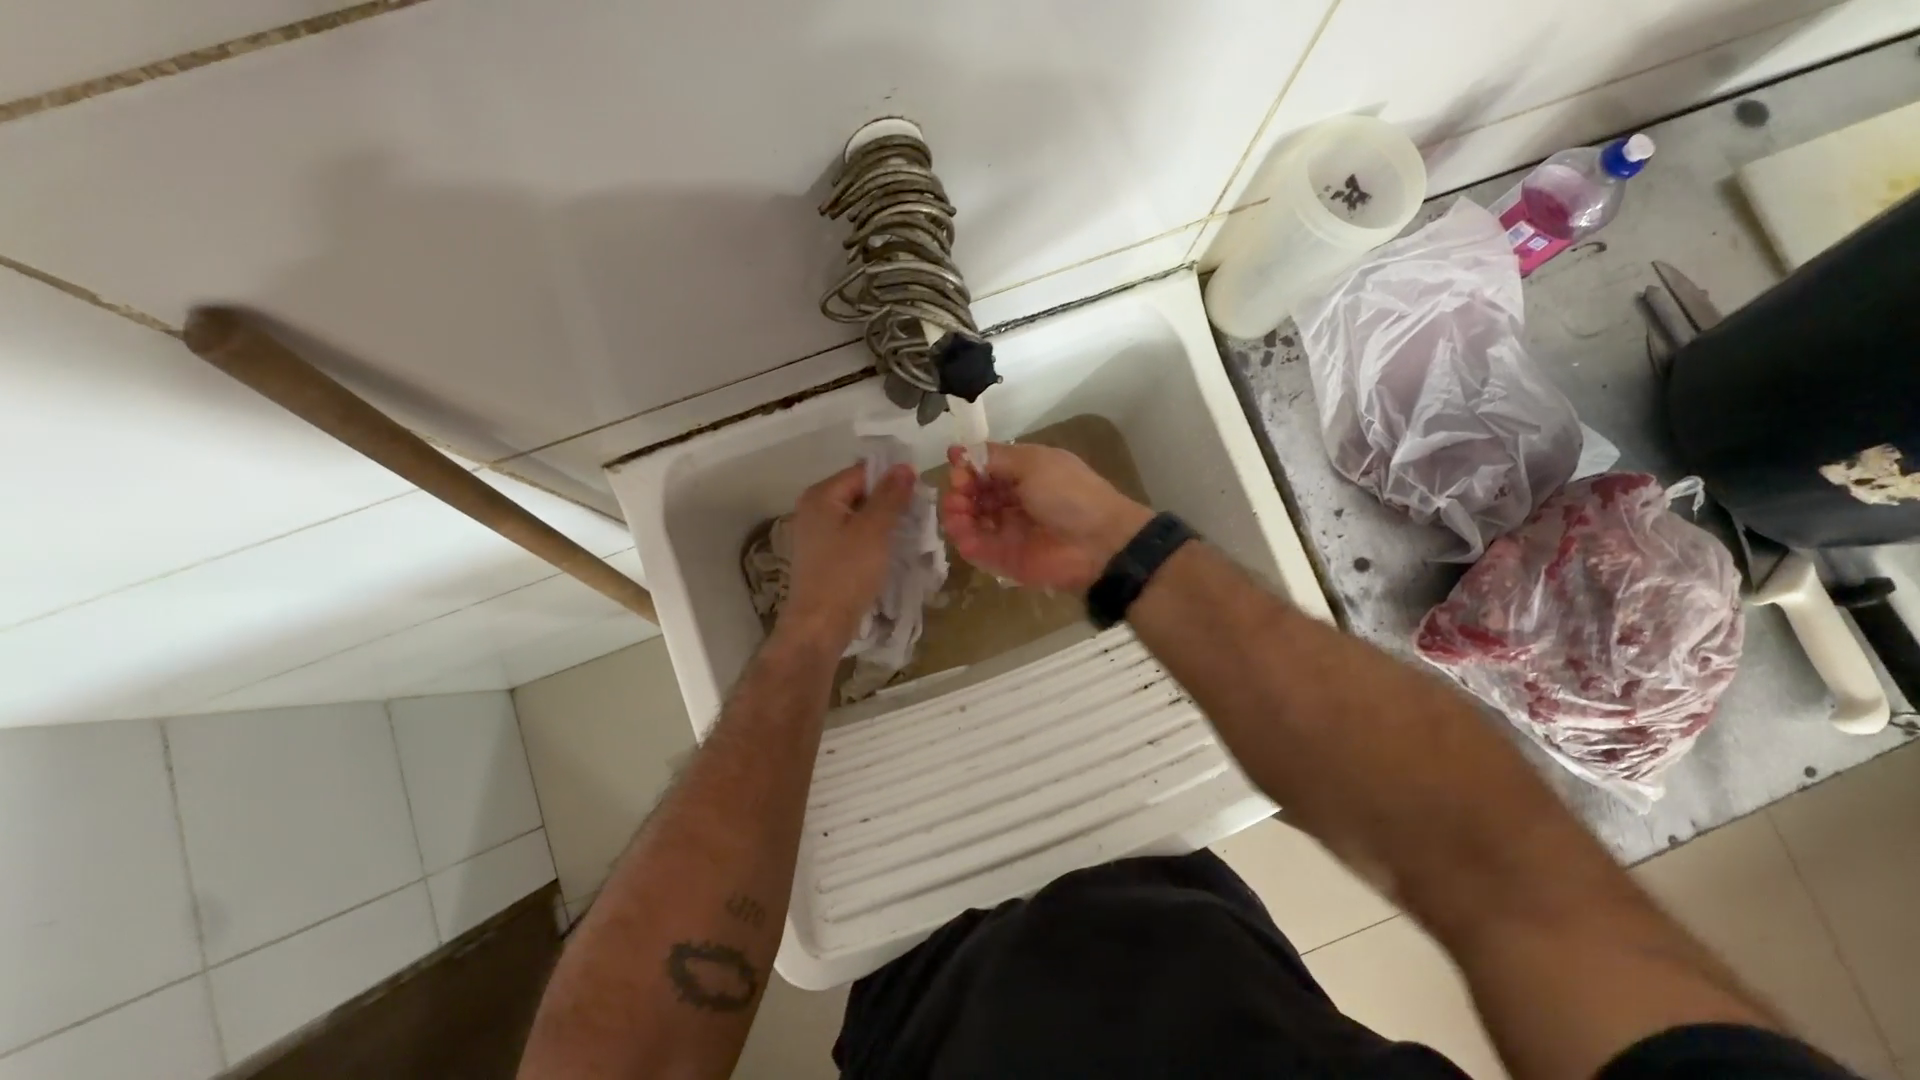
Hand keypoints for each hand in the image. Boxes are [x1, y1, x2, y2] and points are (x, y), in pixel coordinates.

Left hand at [780, 462, 915, 646]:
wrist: (820, 625)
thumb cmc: (847, 573)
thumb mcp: (874, 530)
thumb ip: (890, 496)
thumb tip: (904, 467)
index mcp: (820, 496)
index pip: (862, 472)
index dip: (892, 478)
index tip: (920, 491)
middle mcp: (813, 509)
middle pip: (858, 492)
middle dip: (888, 501)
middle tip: (919, 513)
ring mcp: (816, 534)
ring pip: (857, 516)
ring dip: (883, 522)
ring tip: (910, 531)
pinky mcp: (823, 556)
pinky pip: (852, 536)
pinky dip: (871, 539)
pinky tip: (890, 550)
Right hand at [940, 442, 1151, 591]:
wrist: (1099, 543)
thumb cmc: (1069, 494)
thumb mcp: (1033, 462)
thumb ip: (995, 458)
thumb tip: (959, 452)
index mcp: (1023, 473)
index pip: (984, 468)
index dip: (967, 466)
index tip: (957, 465)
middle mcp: (1012, 500)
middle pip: (972, 493)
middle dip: (959, 489)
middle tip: (959, 491)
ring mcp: (1006, 531)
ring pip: (969, 520)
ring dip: (955, 512)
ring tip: (957, 510)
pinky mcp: (1003, 559)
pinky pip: (975, 547)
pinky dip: (962, 537)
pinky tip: (961, 529)